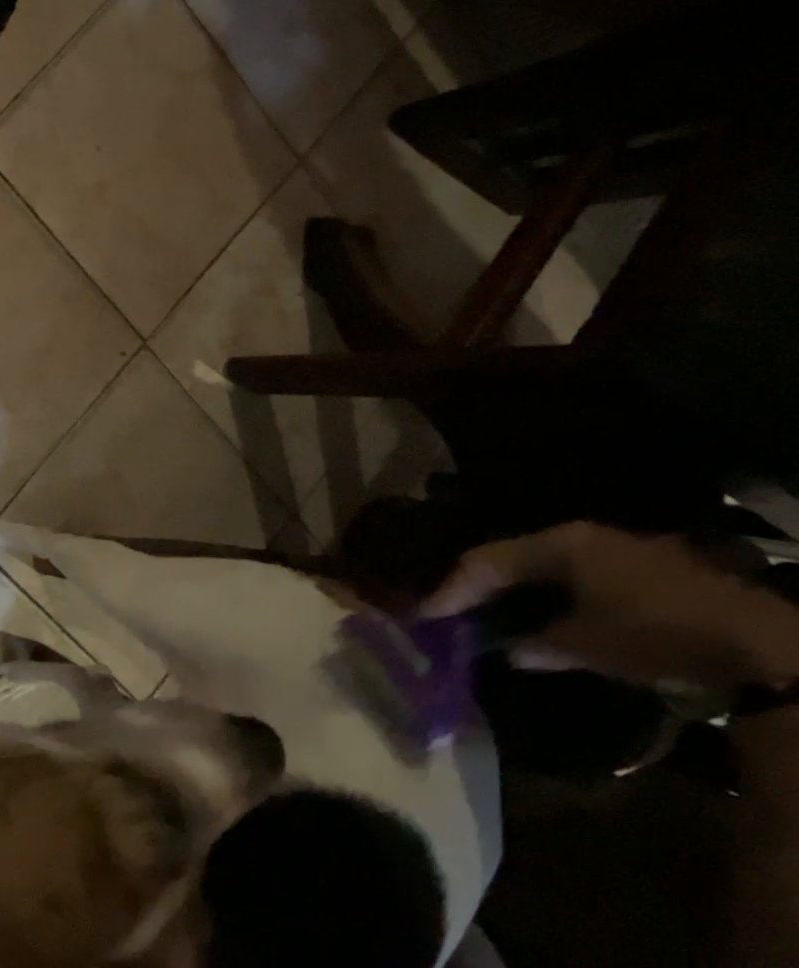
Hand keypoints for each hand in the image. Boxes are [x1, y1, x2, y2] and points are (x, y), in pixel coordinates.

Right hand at [420, 521, 798, 689]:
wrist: (764, 647)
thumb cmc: (657, 635)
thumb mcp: (586, 645)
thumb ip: (536, 644)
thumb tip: (507, 649)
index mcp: (561, 544)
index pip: (484, 562)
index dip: (450, 590)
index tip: (423, 616)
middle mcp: (585, 537)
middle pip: (513, 558)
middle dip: (480, 587)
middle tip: (451, 614)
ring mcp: (621, 550)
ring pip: (546, 568)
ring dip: (517, 593)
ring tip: (491, 618)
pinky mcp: (648, 571)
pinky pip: (579, 578)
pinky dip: (552, 597)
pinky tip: (545, 619)